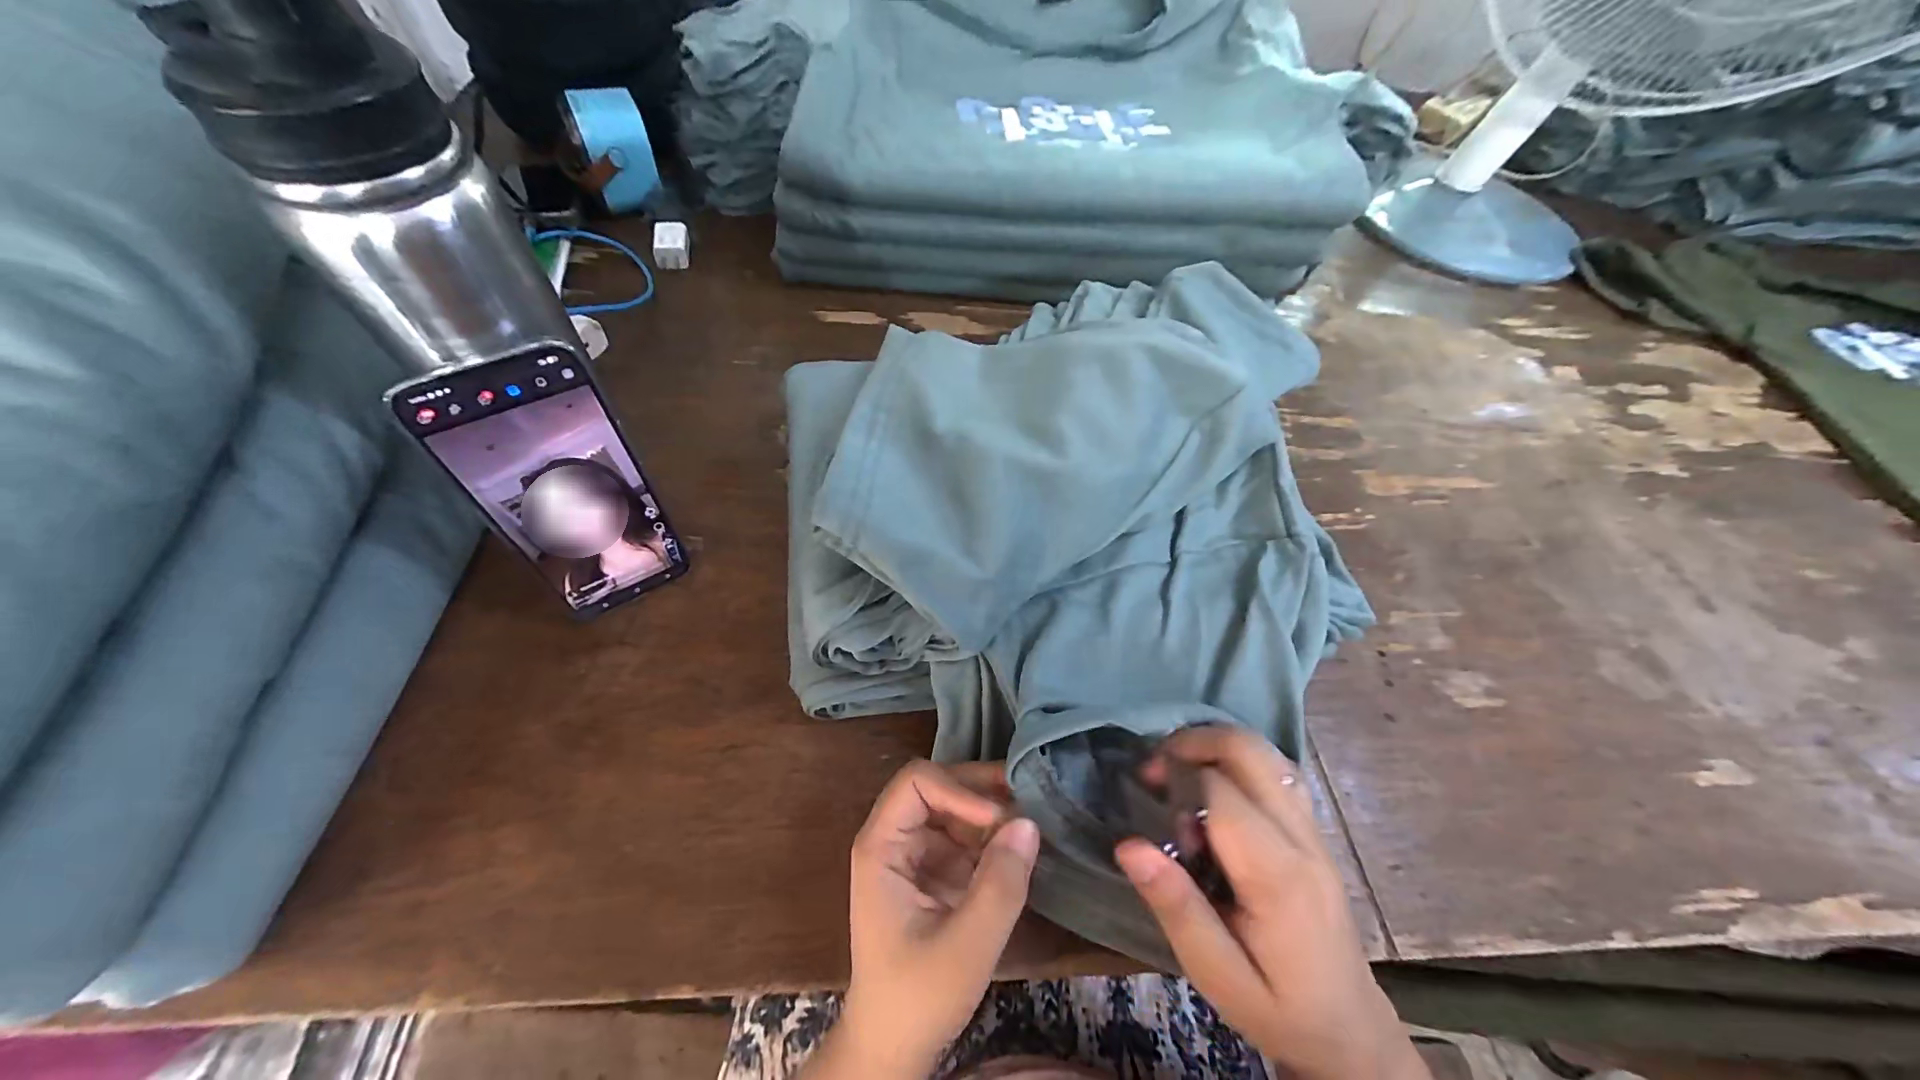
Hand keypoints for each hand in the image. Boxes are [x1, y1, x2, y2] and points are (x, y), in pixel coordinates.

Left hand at [814, 760, 1039, 1079]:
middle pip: (938, 787)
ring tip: (1033, 826)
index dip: (959, 788)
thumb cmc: (918, 996)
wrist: (894, 1046)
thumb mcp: (966, 946)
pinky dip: (994, 839)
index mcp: (881, 846)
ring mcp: (915, 855)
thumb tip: (1029, 823)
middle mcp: (895, 839)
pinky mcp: (935, 873)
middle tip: (1032, 801)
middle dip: (983, 792)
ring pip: (956, 809)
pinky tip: (1022, 850)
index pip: (917, 782)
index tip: (999, 818)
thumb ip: (1000, 884)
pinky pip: (966, 838)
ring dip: (993, 813)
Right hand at [1115, 728, 1427, 1079]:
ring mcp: (1314, 831)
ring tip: (1180, 770)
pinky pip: (1278, 772)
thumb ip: (1174, 905)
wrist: (1350, 1031)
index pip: (1220, 790)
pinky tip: (1215, 787)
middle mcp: (1301, 838)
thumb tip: (1128, 845)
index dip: (1176, 774)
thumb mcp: (1215, 972)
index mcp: (1276, 875)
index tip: (1145, 788)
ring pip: (1267, 753)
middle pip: (1249, 751)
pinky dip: (1239, 760)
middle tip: (1156, 767)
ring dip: (1217, 746)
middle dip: (1194, 741)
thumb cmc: (1276, 1006)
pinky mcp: (1315, 833)